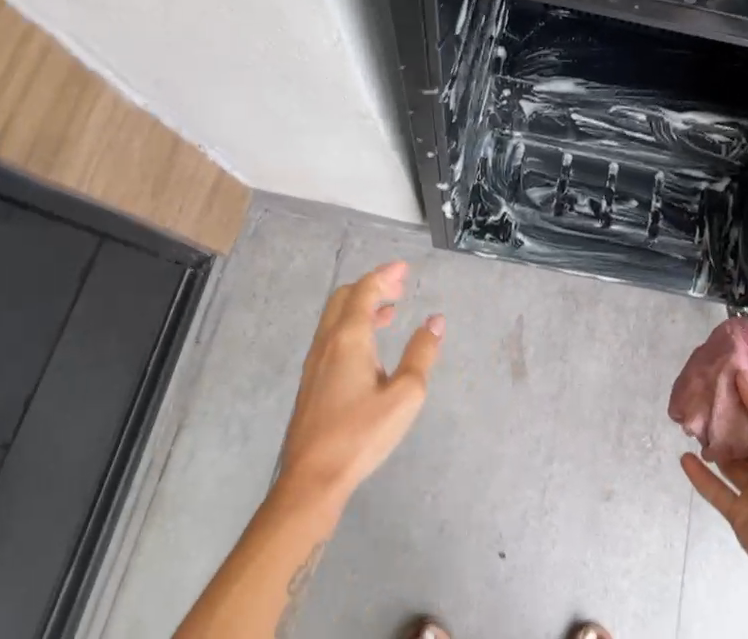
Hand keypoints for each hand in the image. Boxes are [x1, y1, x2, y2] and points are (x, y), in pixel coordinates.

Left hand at [275, 262, 444, 506]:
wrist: (311, 478)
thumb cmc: (361, 435)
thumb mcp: (405, 395)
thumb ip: (421, 354)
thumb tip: (435, 321)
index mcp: (349, 339)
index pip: (365, 291)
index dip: (385, 275)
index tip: (404, 268)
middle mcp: (327, 343)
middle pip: (345, 298)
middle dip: (372, 285)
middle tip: (398, 285)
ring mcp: (315, 363)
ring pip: (336, 318)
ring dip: (362, 306)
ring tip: (390, 312)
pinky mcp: (312, 382)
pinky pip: (332, 337)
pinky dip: (353, 325)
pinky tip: (370, 347)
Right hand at [680, 374, 747, 606]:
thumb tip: (743, 379)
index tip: (739, 368)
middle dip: (734, 413)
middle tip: (709, 388)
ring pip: (733, 460)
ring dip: (716, 441)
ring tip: (694, 417)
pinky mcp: (741, 513)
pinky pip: (717, 489)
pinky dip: (700, 475)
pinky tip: (684, 457)